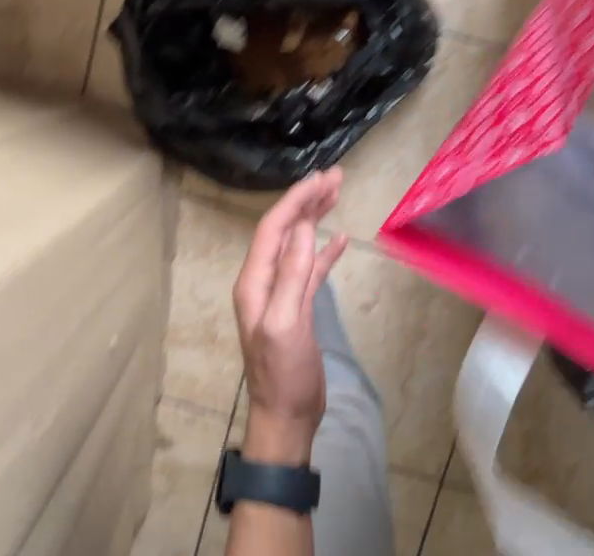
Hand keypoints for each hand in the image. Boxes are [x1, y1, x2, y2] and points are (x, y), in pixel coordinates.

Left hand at [232, 168, 350, 466]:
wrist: (286, 416)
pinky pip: (309, 268)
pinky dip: (324, 250)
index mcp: (254, 281)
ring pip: (298, 243)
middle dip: (307, 200)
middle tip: (336, 176)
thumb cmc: (284, 374)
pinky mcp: (297, 306)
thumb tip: (305, 228)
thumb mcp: (287, 324)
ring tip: (337, 193)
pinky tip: (340, 237)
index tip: (322, 178)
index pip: (274, 227)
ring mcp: (280, 293)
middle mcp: (263, 280)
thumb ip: (293, 275)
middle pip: (285, 229)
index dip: (297, 200)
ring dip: (315, 217)